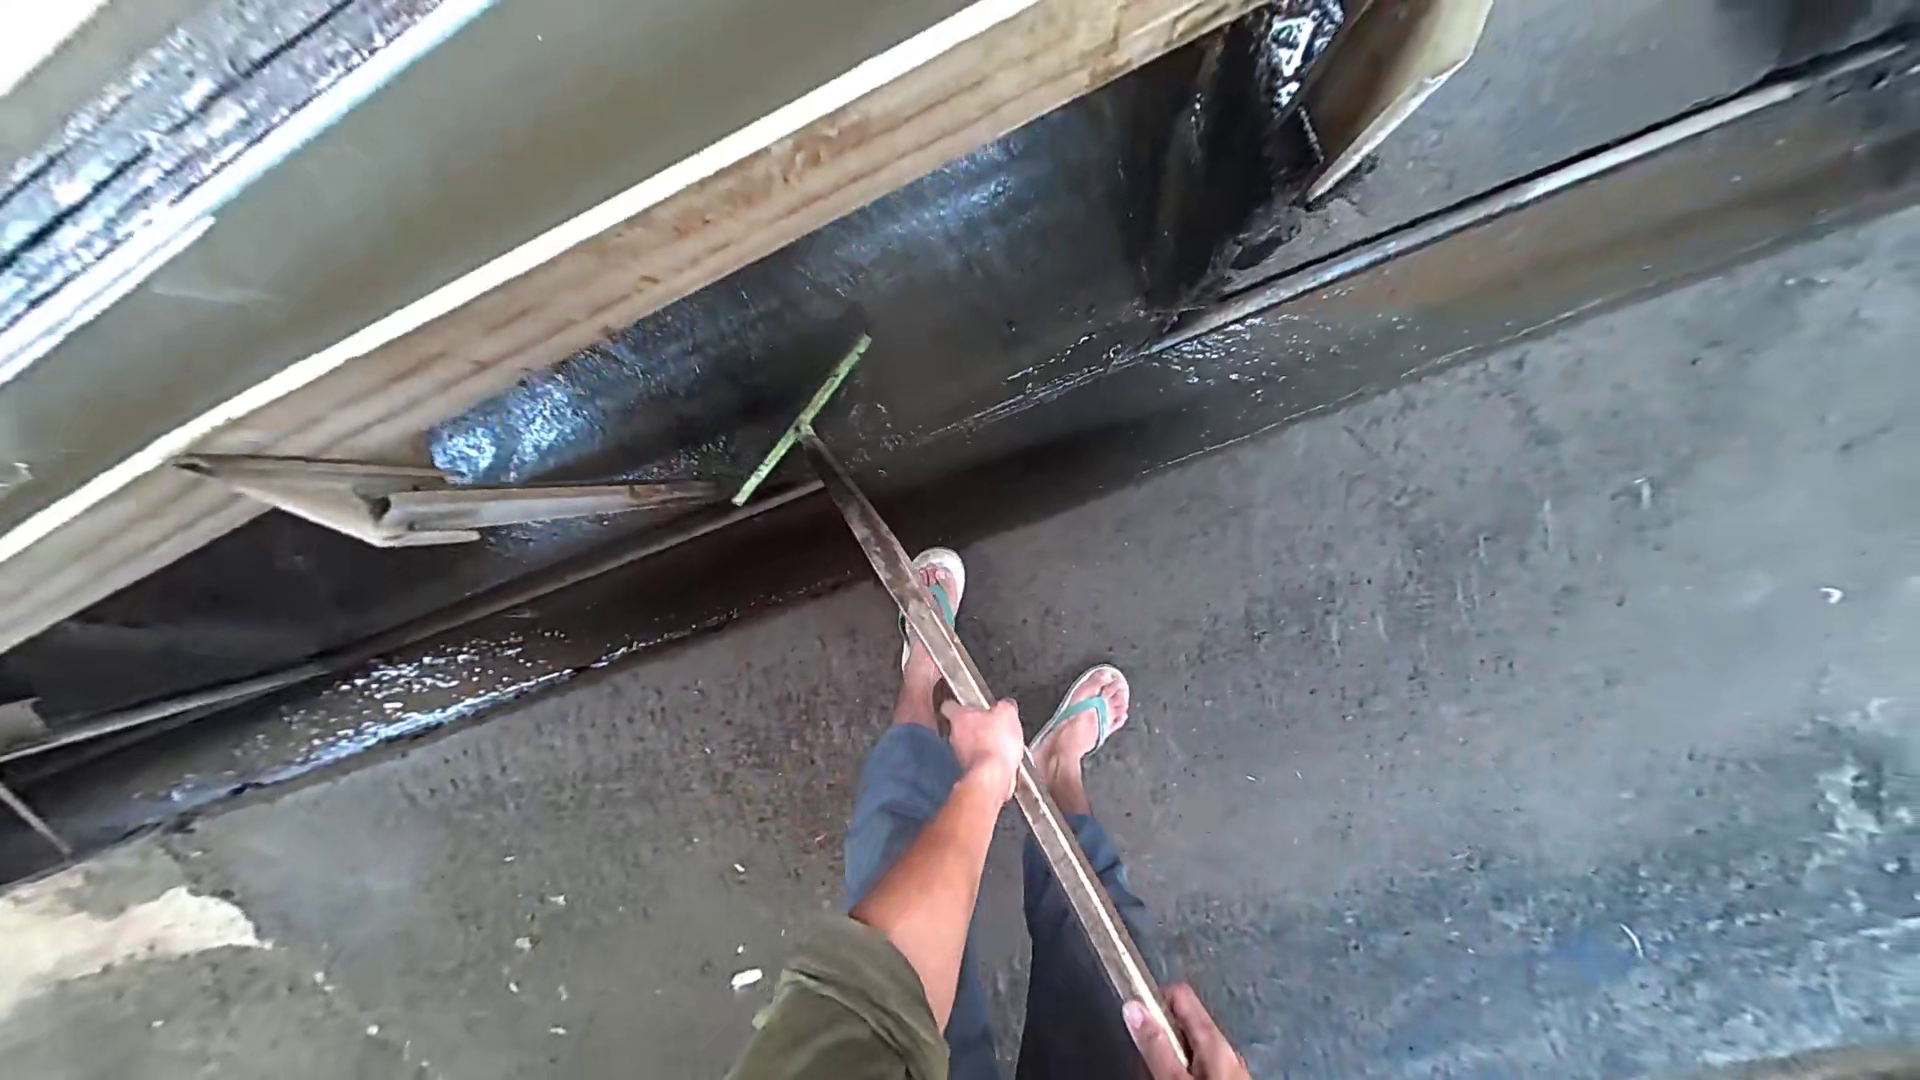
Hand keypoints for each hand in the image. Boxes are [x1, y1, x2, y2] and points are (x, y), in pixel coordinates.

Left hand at [941, 698, 1023, 799]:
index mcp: (959, 717)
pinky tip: (1002, 760)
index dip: (959, 705)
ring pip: (969, 745)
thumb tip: (1006, 705)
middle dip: (976, 726)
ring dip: (983, 745)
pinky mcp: (969, 771)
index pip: (949, 706)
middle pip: (961, 727)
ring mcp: (960, 755)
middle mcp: (954, 736)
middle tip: (992, 725)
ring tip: (1001, 745)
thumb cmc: (994, 744)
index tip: (968, 705)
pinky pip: (978, 762)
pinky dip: (988, 761)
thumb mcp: (1007, 712)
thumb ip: (1003, 706)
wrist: (993, 776)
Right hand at [1124, 984, 1249, 1079]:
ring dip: (1172, 1064)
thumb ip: (1155, 1045)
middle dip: (1161, 1041)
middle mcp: (1227, 1053)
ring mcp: (1232, 1074)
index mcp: (1215, 1041)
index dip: (1154, 1001)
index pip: (1179, 995)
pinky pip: (1201, 1073)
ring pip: (1191, 1053)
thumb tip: (1132, 1007)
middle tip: (1147, 1065)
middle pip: (1184, 1025)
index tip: (1137, 1021)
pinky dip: (1186, 1078)